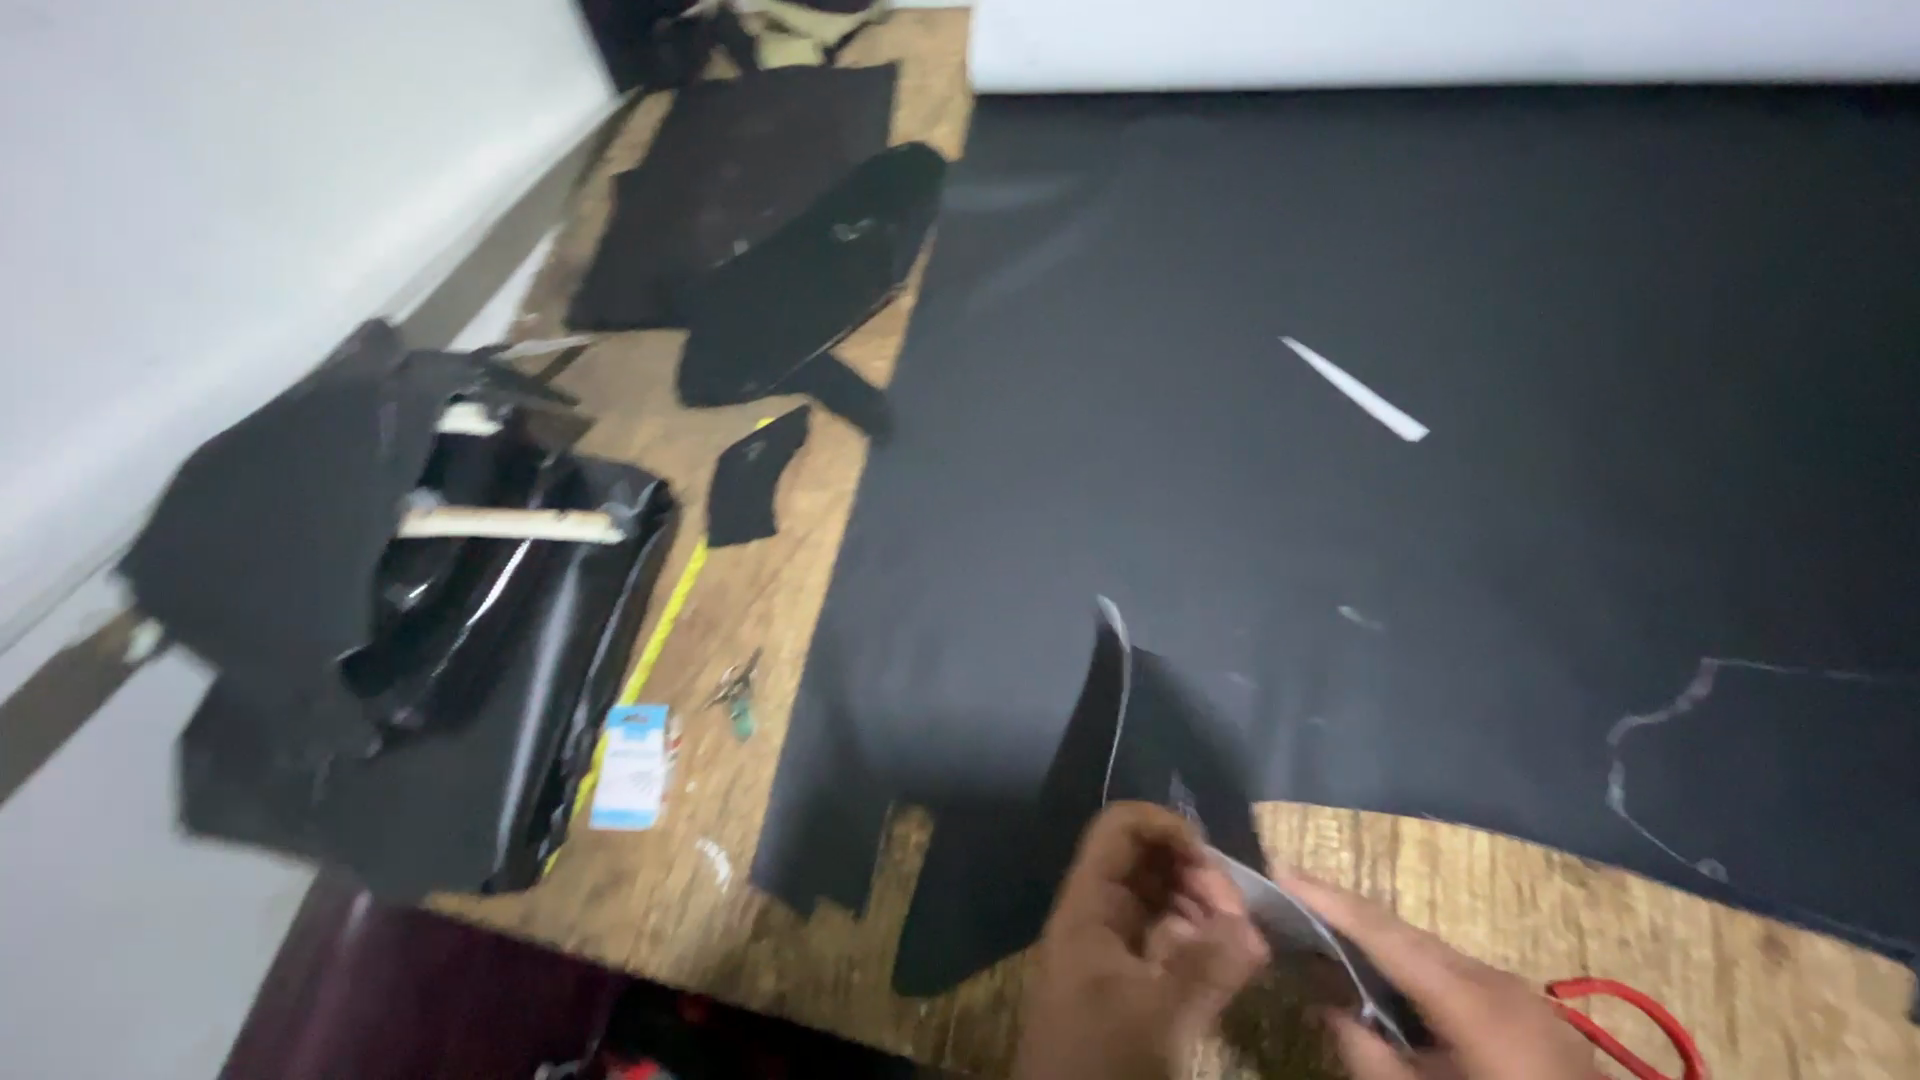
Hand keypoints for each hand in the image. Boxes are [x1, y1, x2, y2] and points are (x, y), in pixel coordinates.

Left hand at [1012, 802, 1269, 1079]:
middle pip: (1145, 860)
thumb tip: (1254, 929)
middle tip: (1236, 912)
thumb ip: (1206, 969)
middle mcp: (1098, 913)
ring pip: (1160, 897)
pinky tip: (1227, 957)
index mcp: (1087, 905)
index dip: (1162, 825)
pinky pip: (1166, 936)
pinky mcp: (1131, 976)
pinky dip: (1197, 937)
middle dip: (1194, 872)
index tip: (1209, 858)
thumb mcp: (1156, 1019)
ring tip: (1237, 936)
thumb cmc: (1098, 1062)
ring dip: (1200, 904)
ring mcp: (1113, 944)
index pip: (1118, 829)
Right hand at [1280, 873, 1593, 1079]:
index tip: (1281, 871)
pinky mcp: (1527, 1013)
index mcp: (1471, 1003)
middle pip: (1405, 933)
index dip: (1330, 900)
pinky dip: (1407, 961)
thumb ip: (1370, 1058)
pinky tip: (1380, 966)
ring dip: (1375, 934)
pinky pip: (1451, 971)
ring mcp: (1517, 995)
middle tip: (1289, 890)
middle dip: (1345, 909)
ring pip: (1428, 949)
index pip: (1385, 934)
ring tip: (1322, 921)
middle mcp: (1493, 981)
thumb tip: (1332, 1010)